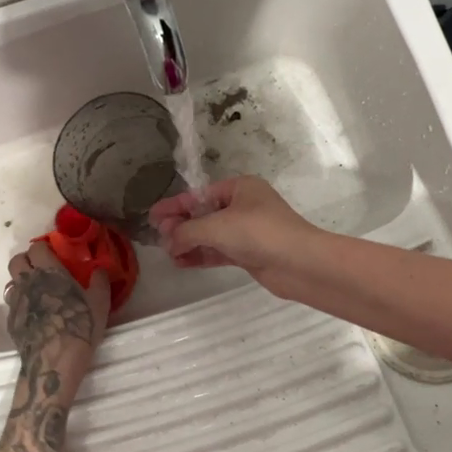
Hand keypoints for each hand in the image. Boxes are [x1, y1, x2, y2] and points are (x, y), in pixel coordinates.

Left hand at [4, 241, 110, 386]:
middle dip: (27, 261)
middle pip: (16, 260)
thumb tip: (99, 269)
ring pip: (12, 282)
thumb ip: (99, 281)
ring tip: (38, 291)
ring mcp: (16, 301)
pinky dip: (21, 303)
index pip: (36, 247)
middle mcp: (27, 281)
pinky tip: (34, 314)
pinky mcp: (11, 320)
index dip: (43, 248)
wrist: (54, 360)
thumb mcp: (100, 302)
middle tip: (42, 269)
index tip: (54, 254)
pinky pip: (13, 303)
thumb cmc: (79, 325)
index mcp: (48, 270)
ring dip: (22, 281)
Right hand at [147, 175, 322, 285]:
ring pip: (211, 235)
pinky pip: (219, 251)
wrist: (299, 263)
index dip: (174, 206)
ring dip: (189, 243)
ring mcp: (248, 231)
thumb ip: (187, 231)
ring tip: (168, 253)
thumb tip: (168, 242)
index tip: (152, 217)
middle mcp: (244, 206)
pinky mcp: (250, 253)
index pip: (199, 195)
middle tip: (159, 239)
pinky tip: (182, 262)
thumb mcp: (216, 226)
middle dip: (181, 226)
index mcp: (240, 188)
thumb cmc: (258, 232)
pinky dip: (201, 255)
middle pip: (204, 214)